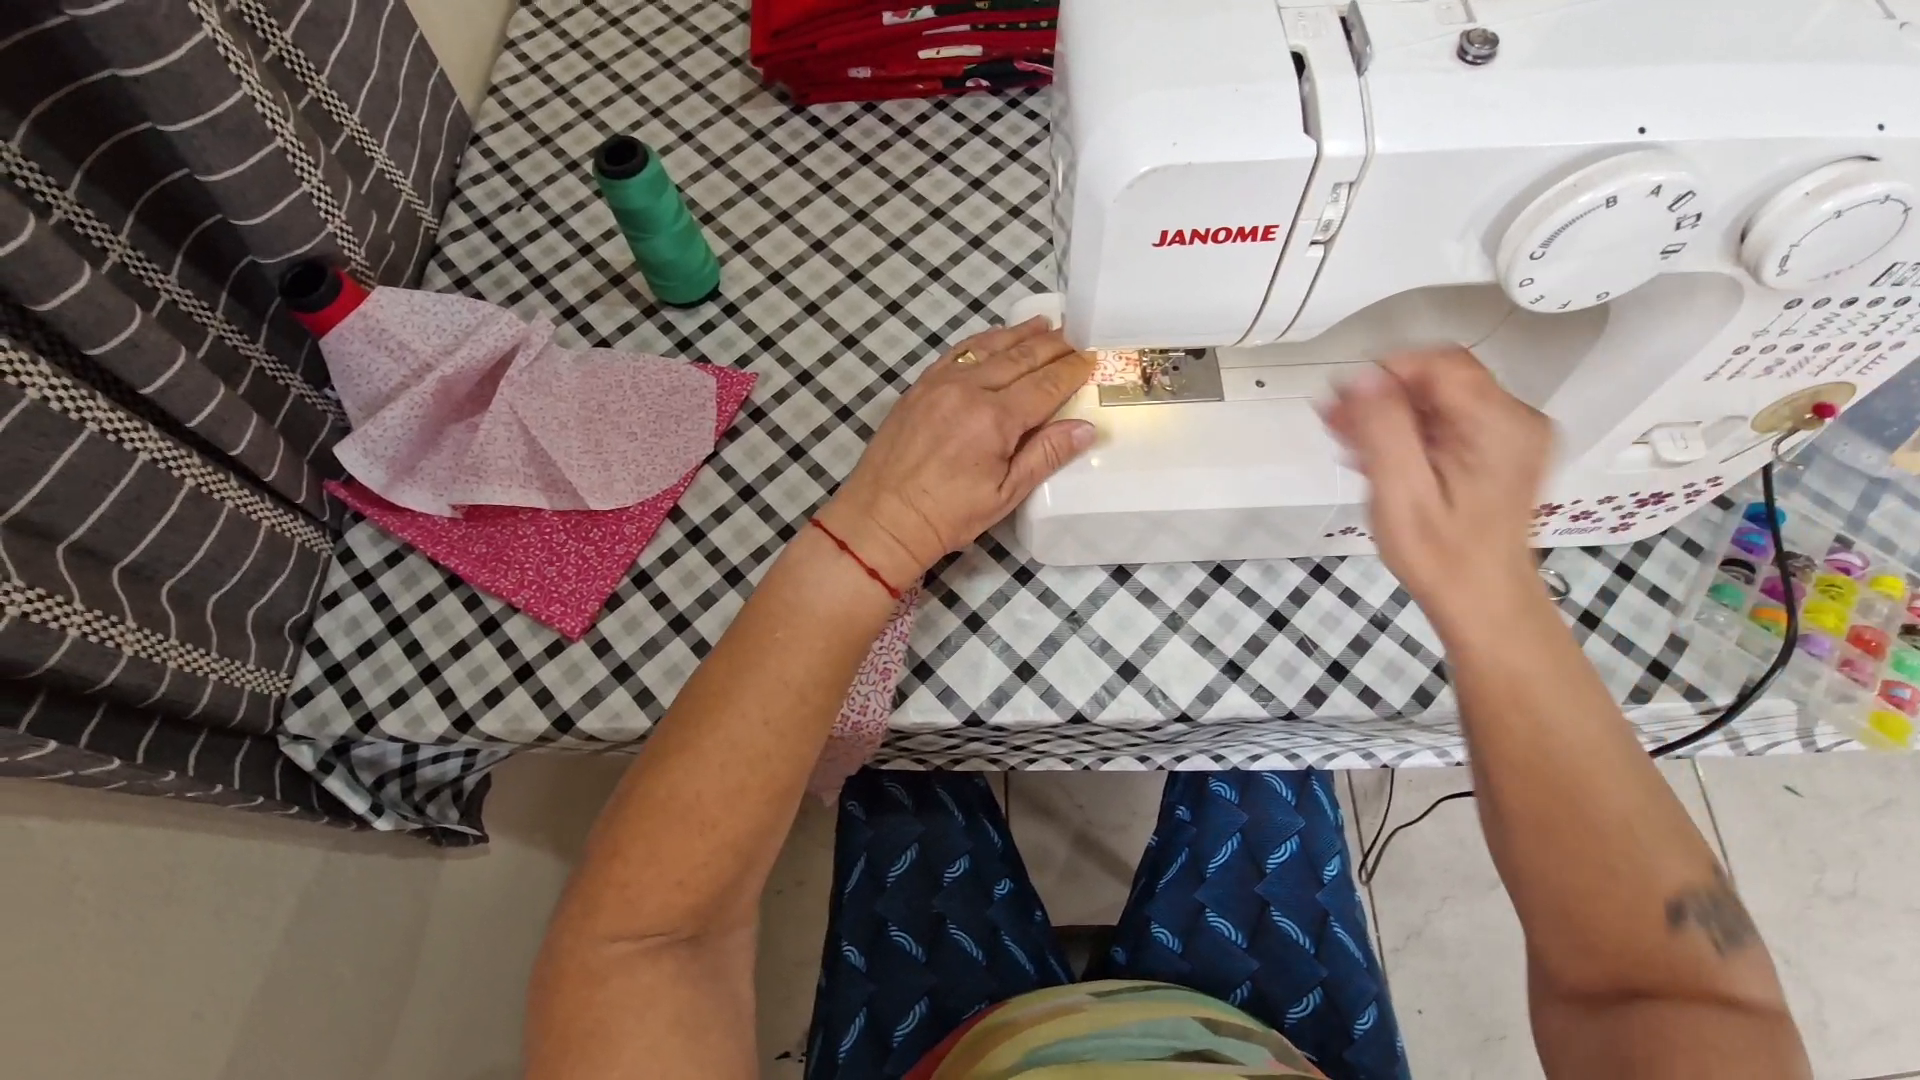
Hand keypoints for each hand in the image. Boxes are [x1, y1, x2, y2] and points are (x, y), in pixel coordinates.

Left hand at [820, 318, 1097, 586]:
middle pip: (1020, 358)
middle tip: (1076, 338)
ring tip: (1044, 325)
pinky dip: (981, 342)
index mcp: (994, 419)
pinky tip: (994, 339)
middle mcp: (968, 390)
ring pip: (988, 348)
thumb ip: (1045, 455)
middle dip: (1052, 346)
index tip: (1091, 360)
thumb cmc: (947, 515)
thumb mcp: (1005, 495)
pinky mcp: (919, 387)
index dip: (1071, 372)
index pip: (1044, 386)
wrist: (882, 519)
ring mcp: (939, 384)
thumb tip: (1085, 428)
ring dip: (1019, 335)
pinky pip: (956, 353)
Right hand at [1321, 348, 1554, 630]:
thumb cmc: (1440, 556)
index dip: (1386, 372)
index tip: (1342, 399)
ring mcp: (1511, 436)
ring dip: (1389, 414)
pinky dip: (1409, 432)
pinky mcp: (1499, 452)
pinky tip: (1375, 454)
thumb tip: (1362, 376)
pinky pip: (1449, 423)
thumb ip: (1383, 429)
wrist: (1482, 602)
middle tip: (1332, 419)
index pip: (1440, 364)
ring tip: (1344, 437)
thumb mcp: (1400, 492)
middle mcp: (1516, 420)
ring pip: (1440, 401)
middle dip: (1382, 395)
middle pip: (1440, 381)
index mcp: (1500, 425)